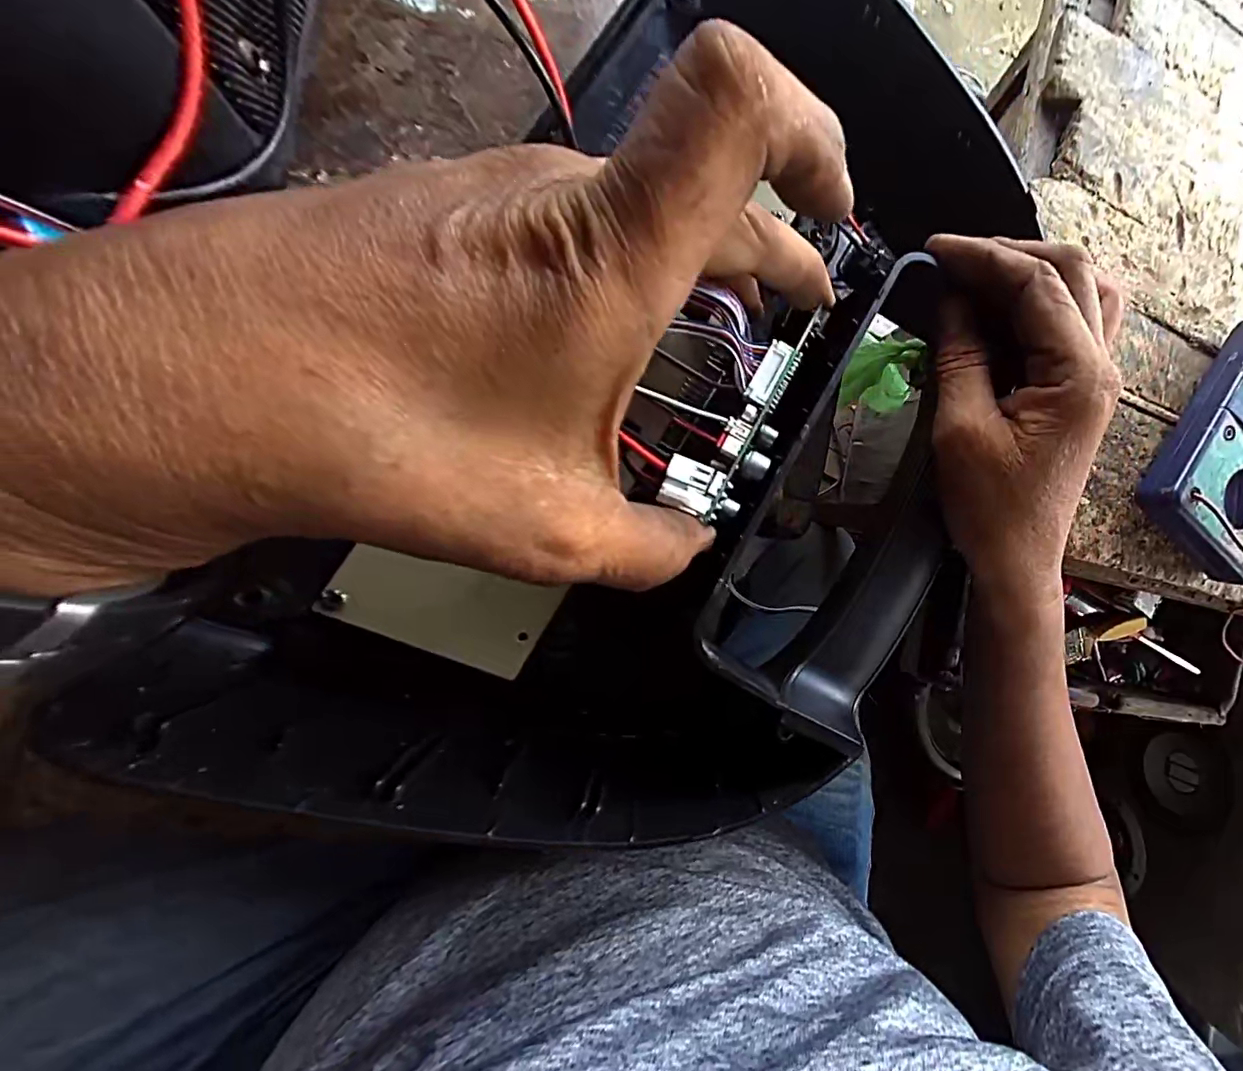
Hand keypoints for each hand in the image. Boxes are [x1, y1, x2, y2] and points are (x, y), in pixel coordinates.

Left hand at [0, 21, 850, 598]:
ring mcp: (516, 187)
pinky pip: (604, 215)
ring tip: (743, 326)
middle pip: (723, 168)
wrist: (154, 388)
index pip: (737, 101)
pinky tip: (640, 329)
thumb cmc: (361, 438)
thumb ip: (656, 548)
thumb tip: (690, 548)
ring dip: (720, 256)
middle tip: (810, 309)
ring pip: (664, 196)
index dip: (813, 135)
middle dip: (786, 241)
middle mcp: (571, 191)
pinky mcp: (470, 204)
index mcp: (614, 250)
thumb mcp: (553, 529)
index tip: (840, 212)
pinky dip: (655, 263)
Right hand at [927, 237, 1123, 597]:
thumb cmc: (995, 511)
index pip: (1037, 282)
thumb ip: (959, 351)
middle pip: (1073, 271)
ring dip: (1033, 274)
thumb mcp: (961, 426)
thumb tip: (952, 297)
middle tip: (957, 263)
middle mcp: (1101, 369)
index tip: (938, 250)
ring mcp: (1097, 380)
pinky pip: (1076, 325)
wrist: (1018, 560)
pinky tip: (1004, 314)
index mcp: (1078, 375)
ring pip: (1083, 291)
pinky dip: (1041, 306)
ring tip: (980, 281)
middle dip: (1011, 255)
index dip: (983, 256)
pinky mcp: (1083, 393)